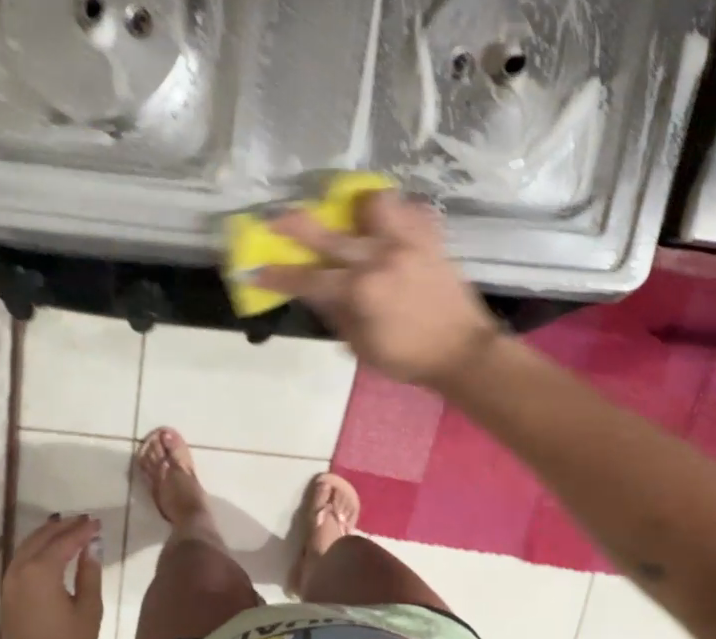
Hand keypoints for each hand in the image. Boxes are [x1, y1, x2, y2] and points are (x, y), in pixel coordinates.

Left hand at [0, 514, 103, 638]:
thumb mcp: (88, 610)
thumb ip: (89, 573)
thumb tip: (91, 548)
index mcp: (40, 571)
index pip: (64, 541)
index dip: (82, 530)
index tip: (98, 522)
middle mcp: (20, 569)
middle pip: (41, 537)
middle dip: (63, 527)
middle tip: (84, 521)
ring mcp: (9, 581)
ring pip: (27, 546)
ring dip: (47, 535)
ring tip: (68, 529)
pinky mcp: (7, 593)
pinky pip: (21, 559)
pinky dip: (36, 549)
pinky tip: (50, 552)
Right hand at [258, 191, 499, 385]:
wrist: (461, 352)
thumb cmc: (407, 358)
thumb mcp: (360, 345)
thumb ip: (336, 313)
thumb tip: (316, 292)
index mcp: (361, 291)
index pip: (308, 278)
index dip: (277, 275)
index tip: (254, 270)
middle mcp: (381, 258)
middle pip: (328, 233)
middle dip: (294, 226)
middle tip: (273, 220)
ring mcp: (408, 243)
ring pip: (375, 203)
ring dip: (356, 206)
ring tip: (351, 215)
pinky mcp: (431, 238)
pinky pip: (411, 210)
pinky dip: (397, 213)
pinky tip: (389, 226)